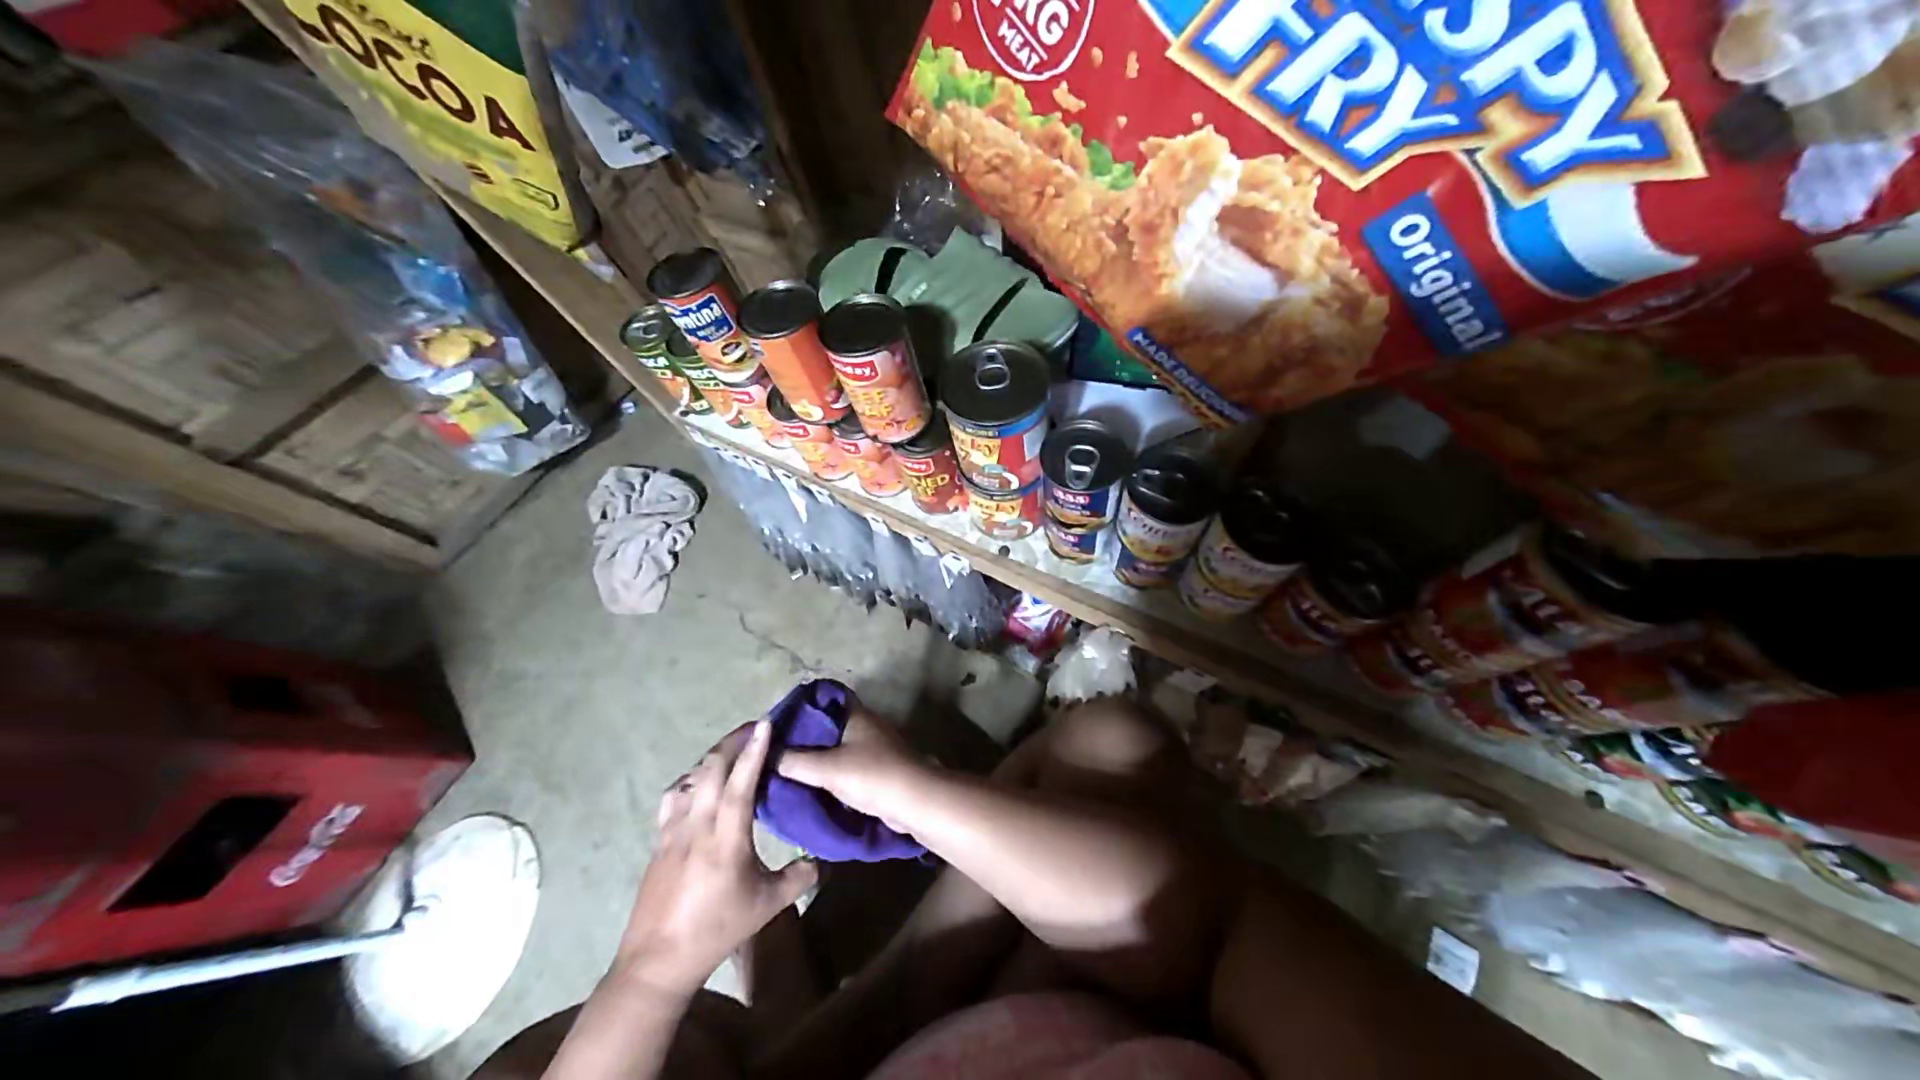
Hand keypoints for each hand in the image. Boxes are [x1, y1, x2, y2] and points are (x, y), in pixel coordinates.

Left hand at [614, 718, 818, 995]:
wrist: (658, 959)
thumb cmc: (718, 928)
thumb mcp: (768, 905)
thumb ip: (799, 876)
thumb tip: (821, 859)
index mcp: (725, 836)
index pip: (740, 781)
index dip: (754, 750)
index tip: (765, 723)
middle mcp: (696, 824)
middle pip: (710, 768)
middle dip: (732, 742)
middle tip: (753, 729)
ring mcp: (672, 830)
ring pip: (690, 778)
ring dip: (711, 758)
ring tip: (730, 753)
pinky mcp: (659, 840)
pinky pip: (674, 796)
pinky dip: (691, 779)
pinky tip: (698, 785)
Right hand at [774, 703, 928, 833]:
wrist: (915, 803)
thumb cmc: (871, 775)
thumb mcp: (826, 768)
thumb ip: (794, 761)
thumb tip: (766, 756)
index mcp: (856, 714)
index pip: (825, 699)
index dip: (801, 707)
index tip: (777, 722)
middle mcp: (866, 725)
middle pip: (829, 725)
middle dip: (805, 737)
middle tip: (776, 750)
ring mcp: (875, 748)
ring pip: (838, 748)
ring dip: (818, 758)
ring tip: (788, 769)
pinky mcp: (879, 771)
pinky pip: (848, 767)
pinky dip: (831, 774)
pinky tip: (812, 785)